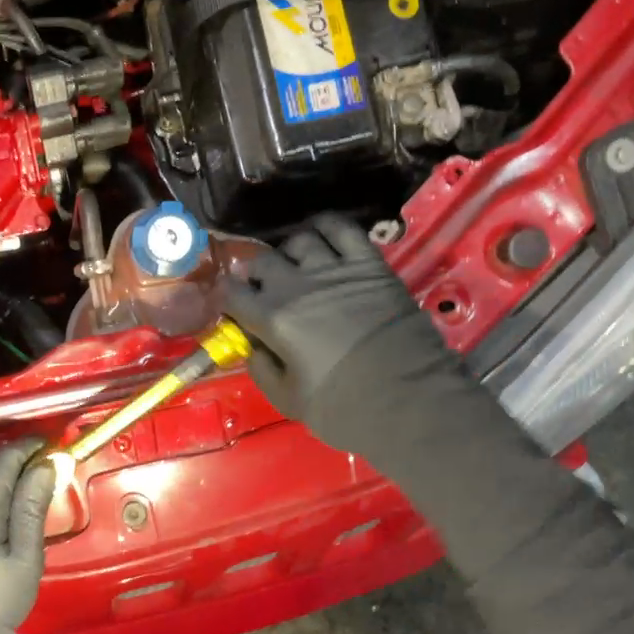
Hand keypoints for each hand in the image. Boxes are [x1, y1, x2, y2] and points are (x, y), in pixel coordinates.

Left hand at [0, 439, 58, 628]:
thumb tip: (45, 465)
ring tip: (32, 475)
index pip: (4, 460)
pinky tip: (10, 497)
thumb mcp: (25, 556)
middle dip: (17, 454)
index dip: (30, 447)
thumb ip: (32, 507)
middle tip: (47, 459)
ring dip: (4, 468)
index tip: (54, 446)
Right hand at [219, 215, 454, 457]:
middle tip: (263, 290)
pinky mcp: (369, 263)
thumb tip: (254, 346)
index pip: (230, 292)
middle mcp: (298, 285)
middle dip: (255, 275)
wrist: (409, 398)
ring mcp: (336, 269)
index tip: (229, 307)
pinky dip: (326, 227)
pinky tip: (321, 236)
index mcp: (272, 318)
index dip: (224, 297)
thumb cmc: (343, 406)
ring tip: (294, 265)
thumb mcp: (286, 399)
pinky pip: (342, 229)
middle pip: (263, 261)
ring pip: (299, 239)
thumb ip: (261, 368)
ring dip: (289, 251)